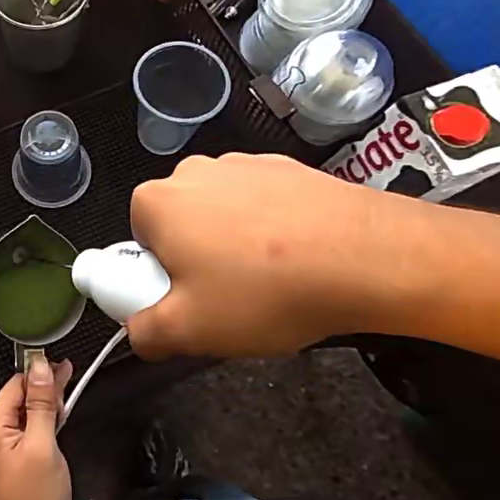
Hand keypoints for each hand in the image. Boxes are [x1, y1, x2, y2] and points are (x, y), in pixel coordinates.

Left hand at [0, 356, 73, 499]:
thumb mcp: (44, 447)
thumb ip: (42, 404)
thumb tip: (40, 368)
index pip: (16, 383)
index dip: (42, 373)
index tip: (66, 368)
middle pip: (18, 397)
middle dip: (45, 391)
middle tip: (71, 385)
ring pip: (21, 415)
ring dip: (44, 409)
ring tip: (65, 407)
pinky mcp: (2, 465)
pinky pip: (21, 434)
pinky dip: (39, 428)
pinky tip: (54, 427)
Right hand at [127, 152, 416, 359]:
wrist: (365, 257)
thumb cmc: (266, 290)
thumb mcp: (189, 331)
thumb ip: (144, 334)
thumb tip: (140, 331)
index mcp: (158, 203)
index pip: (135, 244)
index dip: (157, 280)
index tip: (187, 304)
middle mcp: (194, 173)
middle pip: (177, 227)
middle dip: (193, 262)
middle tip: (225, 300)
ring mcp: (243, 165)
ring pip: (220, 216)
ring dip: (232, 247)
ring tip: (268, 283)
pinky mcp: (284, 168)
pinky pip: (260, 206)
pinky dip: (268, 231)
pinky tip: (294, 261)